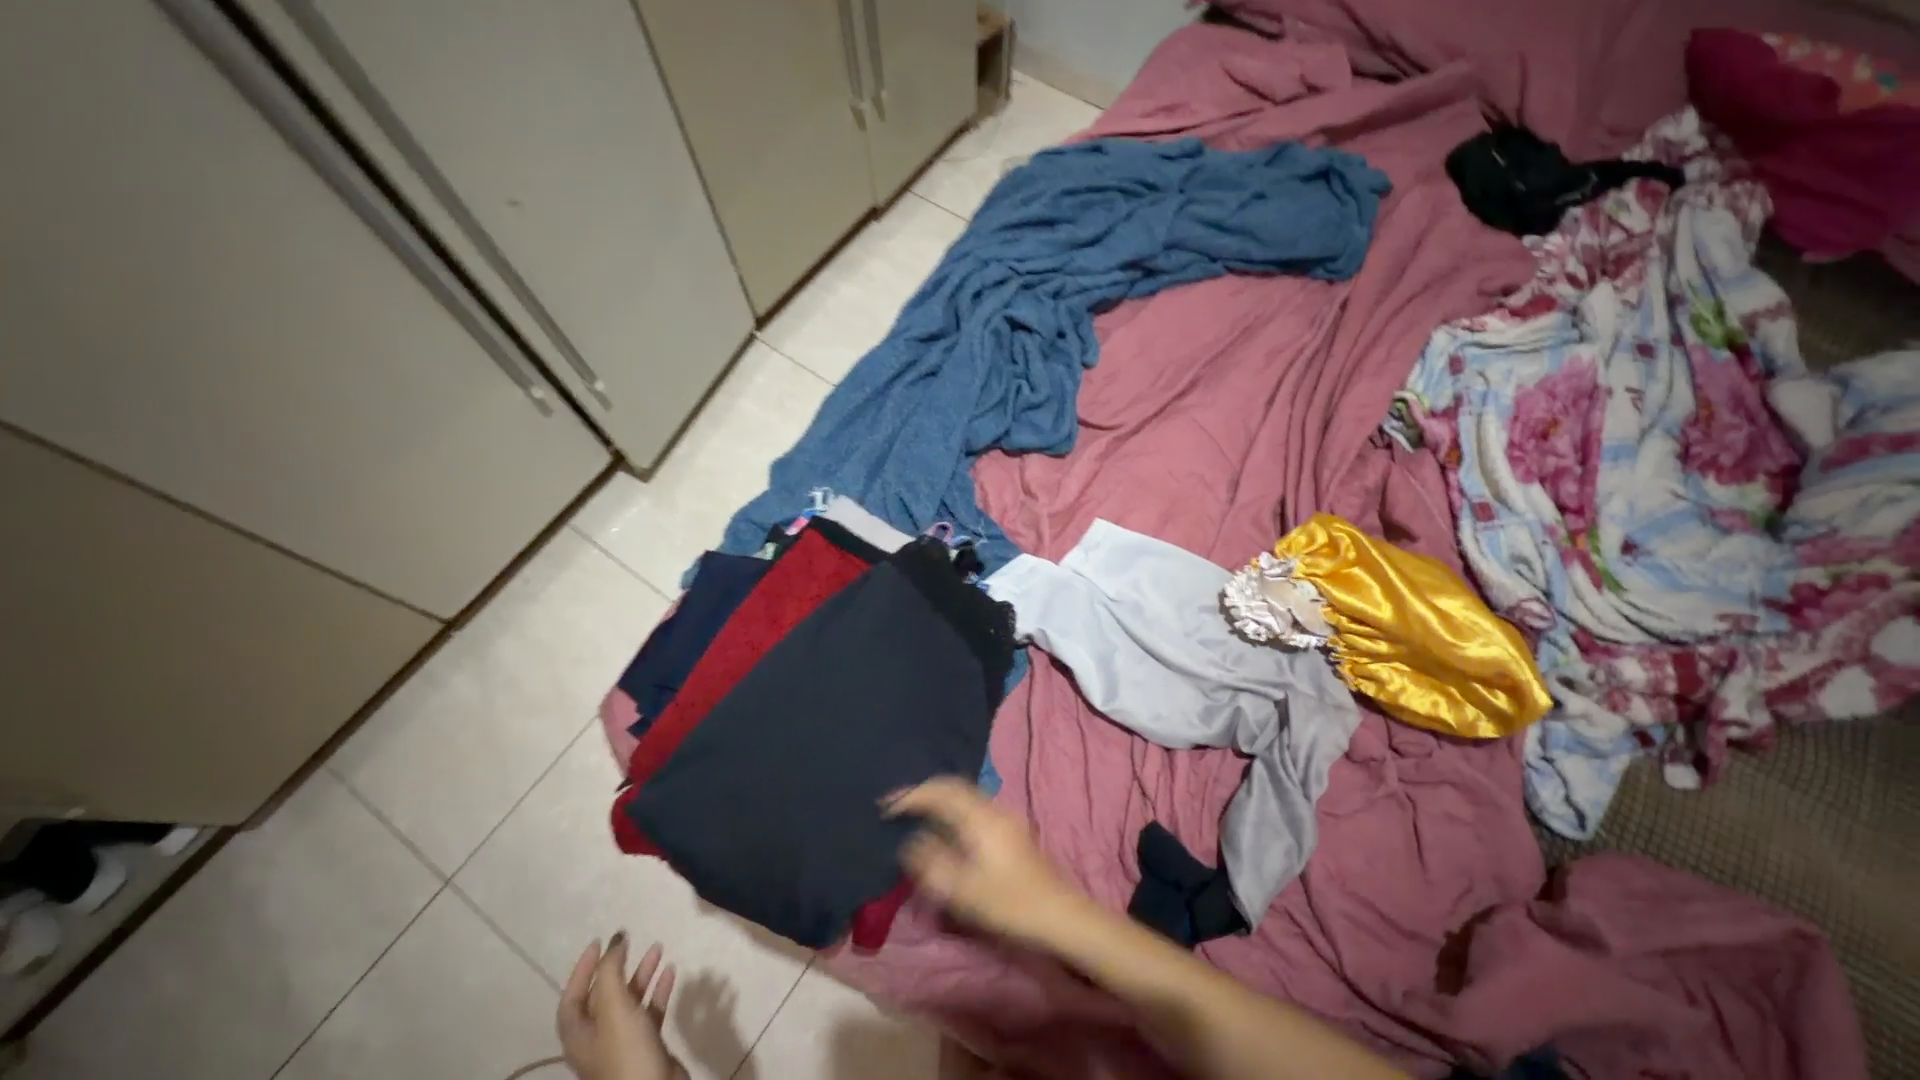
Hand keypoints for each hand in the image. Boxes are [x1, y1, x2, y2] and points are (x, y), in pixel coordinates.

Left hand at [558, 934, 687, 1079]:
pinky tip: (670, 972)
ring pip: (629, 1002)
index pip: (573, 995)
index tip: (600, 942)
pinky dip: (658, 992)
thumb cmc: (625, 1053)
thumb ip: (611, 973)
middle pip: (603, 995)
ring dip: (641, 974)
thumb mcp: (613, 1009)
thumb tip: (614, 942)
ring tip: (658, 948)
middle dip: (617, 966)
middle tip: (631, 941)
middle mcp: (596, 1038)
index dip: (583, 968)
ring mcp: (622, 1044)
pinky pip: (650, 1012)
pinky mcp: (647, 1047)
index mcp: (578, 1033)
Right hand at [883, 777, 1091, 947]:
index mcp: (980, 818)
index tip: (886, 807)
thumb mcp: (963, 889)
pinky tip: (944, 830)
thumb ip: (932, 862)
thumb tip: (909, 842)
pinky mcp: (1011, 832)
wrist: (1061, 916)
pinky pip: (973, 808)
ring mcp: (1005, 819)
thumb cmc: (1011, 904)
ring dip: (939, 800)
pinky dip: (952, 811)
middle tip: (897, 806)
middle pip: (953, 787)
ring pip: (965, 797)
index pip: (940, 791)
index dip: (910, 796)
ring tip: (915, 815)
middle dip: (923, 792)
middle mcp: (994, 809)